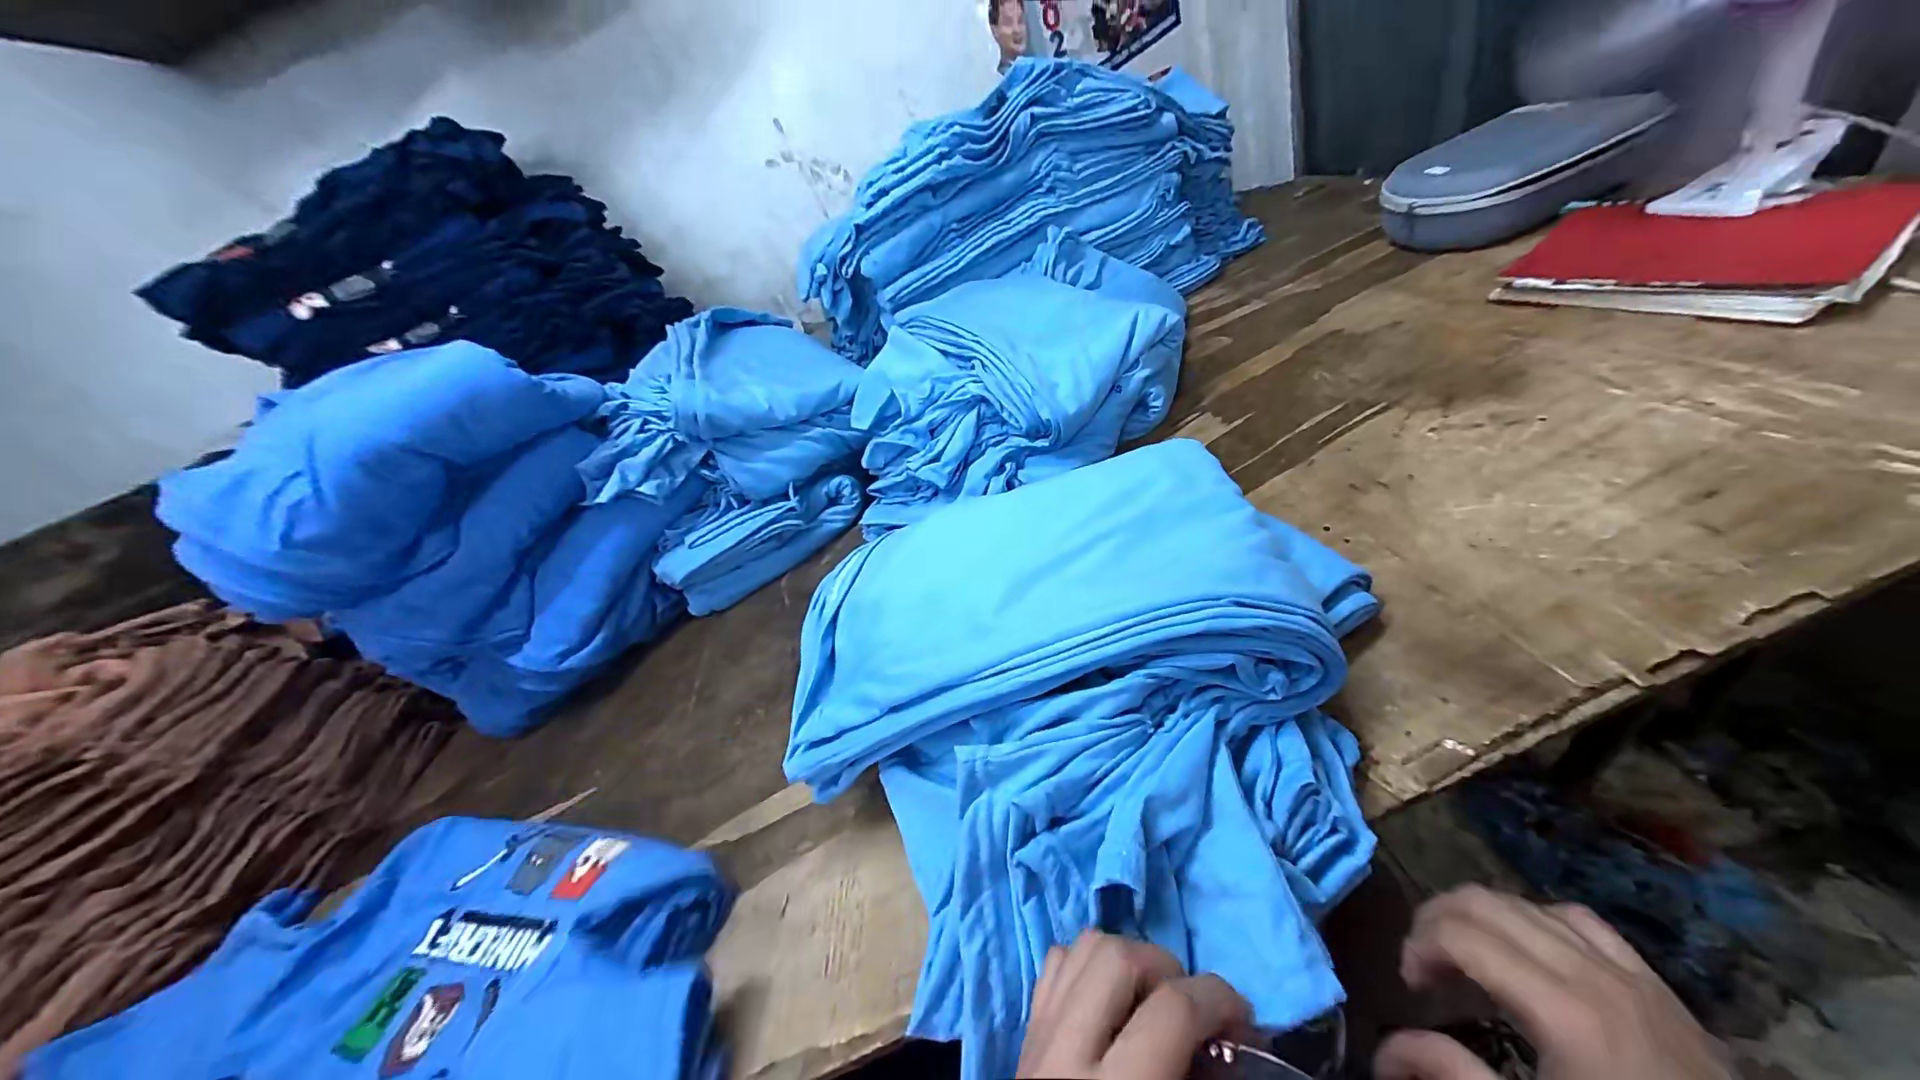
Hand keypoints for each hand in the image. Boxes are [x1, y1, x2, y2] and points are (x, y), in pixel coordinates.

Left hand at [1016, 930, 1249, 1079]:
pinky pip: (1057, 964)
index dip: (1220, 999)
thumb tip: (1232, 1044)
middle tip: (1192, 1008)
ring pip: (1083, 947)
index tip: (1243, 1018)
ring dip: (1128, 957)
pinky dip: (1089, 965)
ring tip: (1154, 996)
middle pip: (1118, 958)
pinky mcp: (1025, 1031)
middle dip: (1167, 968)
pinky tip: (1113, 998)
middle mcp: (1067, 1051)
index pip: (1171, 1010)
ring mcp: (1039, 1035)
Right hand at [1375, 886, 1733, 1079]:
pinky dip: (1538, 922)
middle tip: (1425, 965)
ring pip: (1527, 903)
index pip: (1459, 933)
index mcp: (1561, 1010)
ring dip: (1481, 919)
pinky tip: (1531, 954)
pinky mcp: (1658, 987)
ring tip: (1468, 958)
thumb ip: (1450, 1073)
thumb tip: (1382, 1050)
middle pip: (1485, 903)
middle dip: (1437, 922)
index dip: (1417, 945)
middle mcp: (1592, 974)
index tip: (1410, 984)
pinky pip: (1582, 922)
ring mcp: (1632, 975)